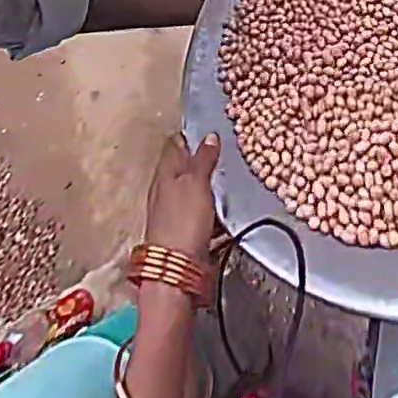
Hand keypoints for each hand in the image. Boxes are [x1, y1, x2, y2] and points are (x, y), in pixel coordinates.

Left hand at [144, 132, 219, 260]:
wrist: (177, 270)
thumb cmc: (184, 220)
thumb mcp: (196, 183)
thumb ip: (202, 159)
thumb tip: (209, 136)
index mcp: (165, 174)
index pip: (175, 144)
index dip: (190, 134)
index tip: (209, 127)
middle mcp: (166, 190)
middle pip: (184, 167)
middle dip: (203, 158)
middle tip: (226, 149)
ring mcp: (175, 212)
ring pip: (194, 189)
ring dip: (209, 183)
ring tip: (232, 175)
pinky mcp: (186, 231)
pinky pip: (202, 211)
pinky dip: (214, 207)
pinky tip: (227, 208)